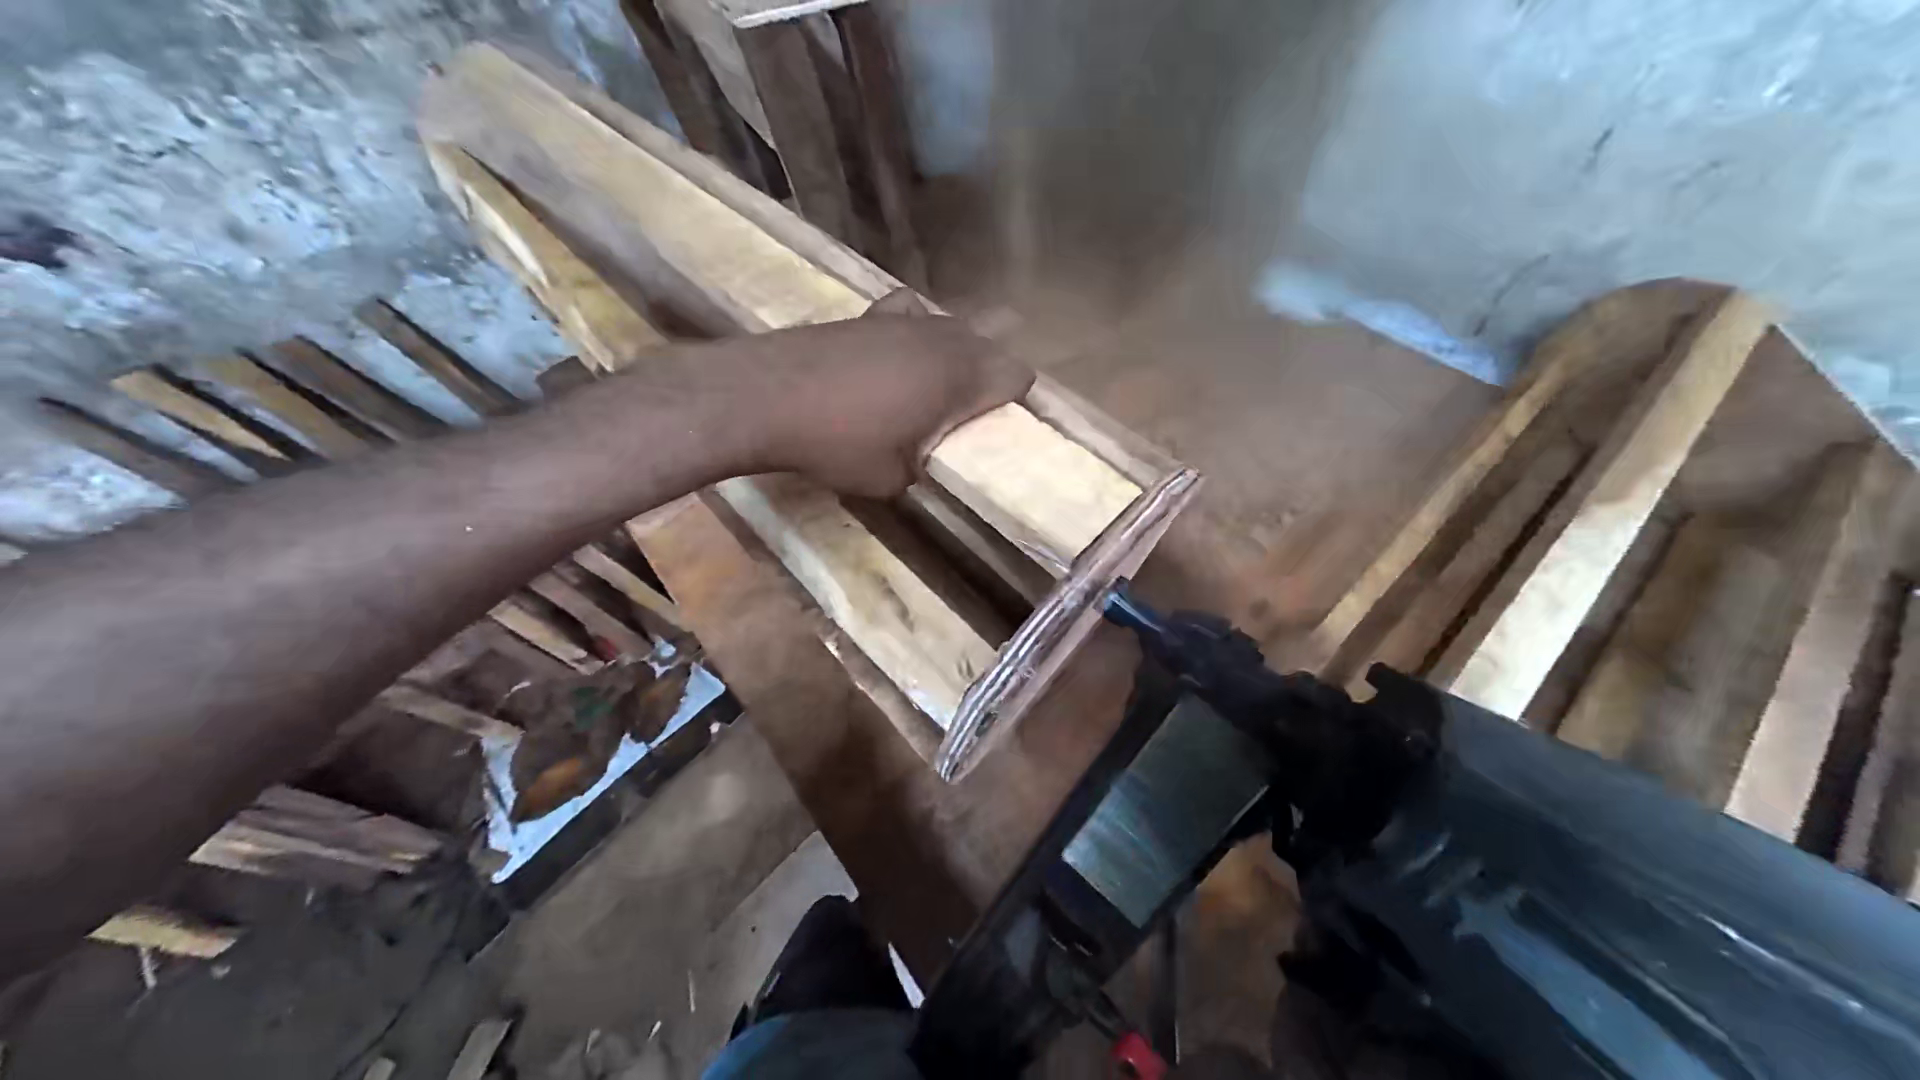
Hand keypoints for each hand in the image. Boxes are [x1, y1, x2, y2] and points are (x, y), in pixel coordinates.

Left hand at [720, 296, 1032, 495]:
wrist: (766, 398)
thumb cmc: (837, 443)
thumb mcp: (892, 479)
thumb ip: (923, 466)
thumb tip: (921, 459)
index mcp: (961, 376)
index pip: (1018, 374)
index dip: (1014, 400)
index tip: (993, 427)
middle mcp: (944, 338)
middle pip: (995, 340)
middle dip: (991, 372)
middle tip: (968, 410)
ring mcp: (906, 319)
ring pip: (955, 323)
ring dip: (957, 351)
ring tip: (934, 386)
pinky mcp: (871, 314)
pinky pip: (911, 311)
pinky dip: (915, 327)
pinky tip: (897, 350)